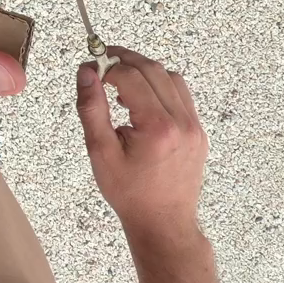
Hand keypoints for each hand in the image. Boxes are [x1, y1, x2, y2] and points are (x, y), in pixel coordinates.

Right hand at [75, 46, 207, 244]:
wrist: (164, 223)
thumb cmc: (129, 191)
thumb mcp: (99, 150)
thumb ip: (91, 107)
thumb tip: (86, 72)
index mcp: (158, 127)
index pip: (130, 76)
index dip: (105, 65)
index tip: (88, 69)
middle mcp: (182, 122)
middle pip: (152, 69)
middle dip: (124, 60)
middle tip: (100, 64)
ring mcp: (194, 126)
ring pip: (169, 76)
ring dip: (142, 70)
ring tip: (119, 81)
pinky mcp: (197, 131)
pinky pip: (179, 93)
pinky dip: (158, 84)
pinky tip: (139, 97)